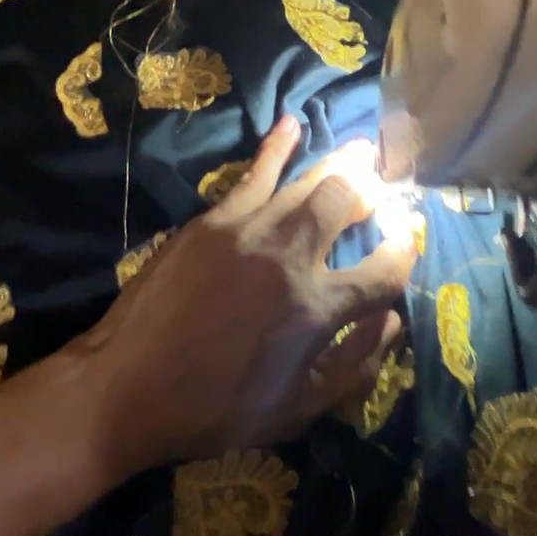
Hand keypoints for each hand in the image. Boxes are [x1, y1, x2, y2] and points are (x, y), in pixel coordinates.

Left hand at [63, 116, 416, 474]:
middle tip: (379, 192)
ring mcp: (247, 230)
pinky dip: (276, 147)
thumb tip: (391, 320)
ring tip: (359, 150)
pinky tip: (292, 124)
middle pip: (344, 205)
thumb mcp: (296, 411)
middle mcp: (288, 258)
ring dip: (337, 165)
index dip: (402, 258)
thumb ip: (353, 366)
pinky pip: (253, 173)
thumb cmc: (215, 408)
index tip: (406, 246)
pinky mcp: (212, 220)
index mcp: (315, 310)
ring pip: (305, 183)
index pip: (381, 274)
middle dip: (371, 195)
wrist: (129, 385)